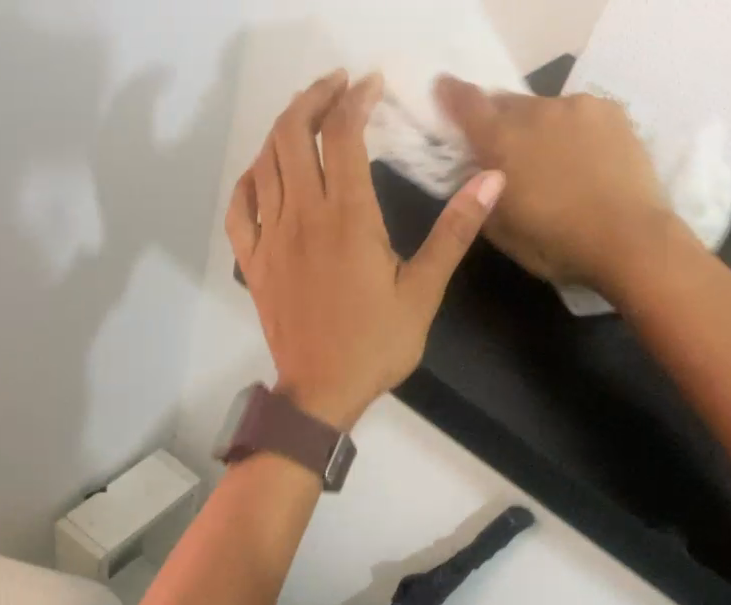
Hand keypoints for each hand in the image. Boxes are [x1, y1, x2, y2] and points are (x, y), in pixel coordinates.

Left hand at [227, 71, 504, 430]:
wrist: (321, 392)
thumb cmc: (375, 346)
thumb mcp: (423, 292)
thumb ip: (454, 232)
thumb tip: (491, 180)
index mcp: (348, 218)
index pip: (343, 135)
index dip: (355, 100)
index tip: (370, 86)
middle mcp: (303, 216)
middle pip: (294, 134)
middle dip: (314, 99)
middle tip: (336, 88)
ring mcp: (271, 238)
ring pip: (264, 162)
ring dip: (282, 129)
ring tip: (306, 118)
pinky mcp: (253, 262)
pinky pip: (239, 207)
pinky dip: (249, 179)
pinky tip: (264, 172)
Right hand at [436, 76, 681, 287]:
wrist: (629, 240)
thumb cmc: (557, 247)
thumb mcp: (503, 233)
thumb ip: (480, 199)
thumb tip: (474, 178)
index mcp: (500, 143)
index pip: (466, 104)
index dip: (452, 96)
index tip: (445, 92)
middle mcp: (535, 112)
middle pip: (505, 104)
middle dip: (498, 123)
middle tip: (505, 151)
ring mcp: (576, 107)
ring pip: (543, 109)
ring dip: (538, 128)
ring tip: (552, 163)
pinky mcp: (609, 111)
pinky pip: (578, 114)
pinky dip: (571, 131)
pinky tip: (583, 161)